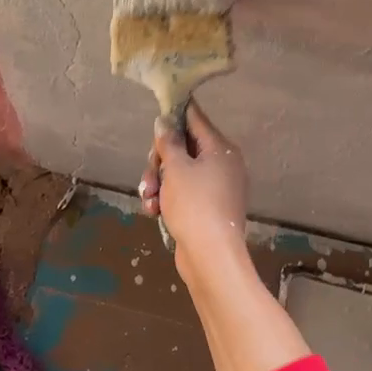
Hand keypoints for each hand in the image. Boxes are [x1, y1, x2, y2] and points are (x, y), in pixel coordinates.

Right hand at [138, 102, 248, 281]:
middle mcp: (223, 164)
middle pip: (184, 148)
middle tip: (150, 175)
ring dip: (159, 183)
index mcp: (221, 149)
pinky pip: (184, 193)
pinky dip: (168, 199)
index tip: (157, 112)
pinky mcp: (208, 209)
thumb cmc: (194, 205)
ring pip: (180, 172)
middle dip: (160, 161)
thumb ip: (168, 142)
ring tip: (149, 199)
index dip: (175, 113)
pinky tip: (154, 211)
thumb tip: (164, 121)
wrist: (211, 257)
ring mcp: (217, 188)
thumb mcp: (175, 168)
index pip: (196, 119)